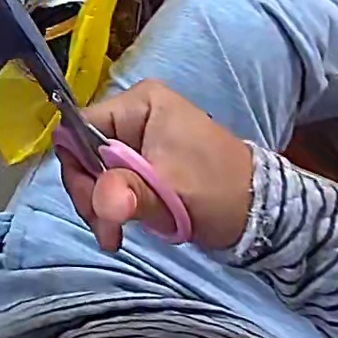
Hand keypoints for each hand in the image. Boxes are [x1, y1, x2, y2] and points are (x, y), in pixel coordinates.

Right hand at [58, 79, 252, 252]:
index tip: (95, 206)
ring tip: (116, 235)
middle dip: (90, 193)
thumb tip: (102, 204)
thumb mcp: (173, 192)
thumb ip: (131, 193)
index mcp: (141, 103)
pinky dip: (112, 204)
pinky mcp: (142, 160)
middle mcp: (134, 113)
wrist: (258, 211)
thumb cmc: (218, 190)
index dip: (79, 167)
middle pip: (83, 150)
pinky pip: (110, 179)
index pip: (80, 127)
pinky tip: (123, 224)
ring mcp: (137, 136)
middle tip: (108, 230)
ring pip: (94, 170)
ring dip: (100, 204)